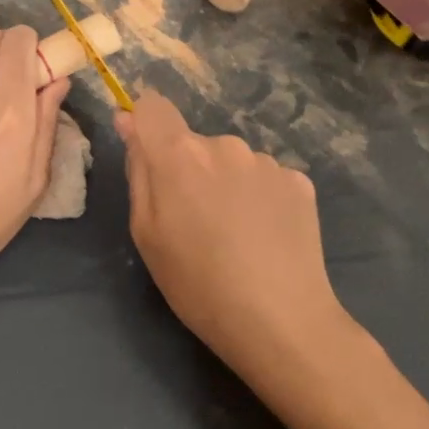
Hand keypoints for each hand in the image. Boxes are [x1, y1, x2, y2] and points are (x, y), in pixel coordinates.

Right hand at [115, 92, 348, 371]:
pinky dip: (258, 198)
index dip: (146, 125)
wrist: (280, 322)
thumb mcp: (145, 231)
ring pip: (230, 161)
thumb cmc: (195, 282)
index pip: (153, 106)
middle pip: (193, 142)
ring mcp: (266, 162)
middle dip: (188, 169)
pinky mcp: (300, 182)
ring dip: (225, 184)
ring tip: (233, 234)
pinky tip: (263, 237)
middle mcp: (224, 145)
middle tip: (193, 221)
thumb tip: (129, 122)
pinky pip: (263, 178)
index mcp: (178, 154)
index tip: (148, 158)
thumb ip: (137, 170)